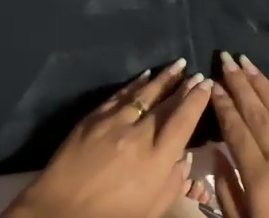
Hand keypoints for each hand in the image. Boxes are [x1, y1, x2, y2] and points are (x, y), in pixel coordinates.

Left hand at [4, 59, 214, 217]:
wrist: (61, 209)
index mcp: (155, 160)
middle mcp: (138, 134)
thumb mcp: (151, 209)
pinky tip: (145, 75)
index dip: (196, 101)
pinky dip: (135, 84)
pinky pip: (120, 95)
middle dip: (183, 87)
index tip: (206, 84)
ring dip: (163, 78)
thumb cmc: (112, 216)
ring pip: (144, 93)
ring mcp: (114, 121)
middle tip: (196, 73)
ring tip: (177, 65)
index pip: (183, 121)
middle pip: (166, 104)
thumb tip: (184, 156)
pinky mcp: (94, 116)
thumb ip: (172, 183)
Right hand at [210, 52, 268, 217]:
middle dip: (240, 84)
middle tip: (226, 58)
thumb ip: (227, 191)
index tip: (210, 82)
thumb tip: (217, 152)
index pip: (236, 130)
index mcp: (261, 179)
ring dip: (264, 86)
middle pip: (258, 114)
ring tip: (248, 62)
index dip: (222, 105)